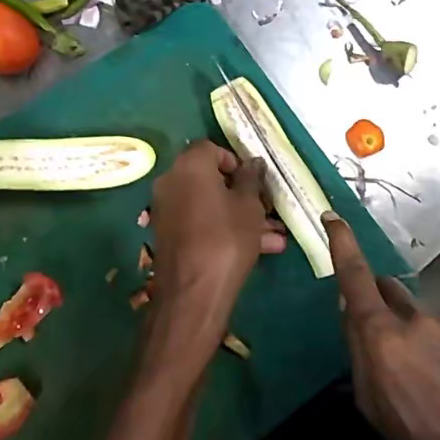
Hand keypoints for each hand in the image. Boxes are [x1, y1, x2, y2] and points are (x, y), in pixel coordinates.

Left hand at [147, 140, 285, 319]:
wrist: (193, 291)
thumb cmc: (226, 238)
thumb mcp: (249, 206)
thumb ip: (251, 179)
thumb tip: (252, 162)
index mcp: (189, 165)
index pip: (210, 148)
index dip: (234, 160)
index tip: (252, 179)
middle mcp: (170, 180)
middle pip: (208, 177)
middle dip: (240, 192)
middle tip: (266, 209)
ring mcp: (165, 208)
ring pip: (207, 203)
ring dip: (238, 215)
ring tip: (273, 236)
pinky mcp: (167, 232)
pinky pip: (198, 221)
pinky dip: (222, 228)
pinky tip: (258, 248)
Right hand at [326, 212, 439, 439]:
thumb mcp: (371, 403)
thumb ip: (358, 350)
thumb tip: (350, 312)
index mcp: (382, 334)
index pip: (355, 276)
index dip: (342, 244)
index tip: (333, 218)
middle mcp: (415, 318)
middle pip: (387, 291)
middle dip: (377, 302)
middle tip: (378, 335)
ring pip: (417, 316)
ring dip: (411, 334)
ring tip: (423, 379)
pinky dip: (436, 347)